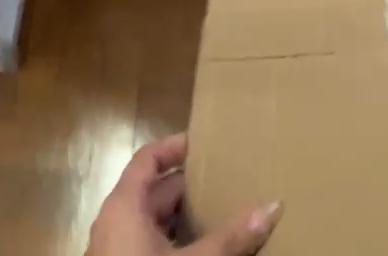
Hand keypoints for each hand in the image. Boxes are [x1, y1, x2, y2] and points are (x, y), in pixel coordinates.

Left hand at [87, 134, 281, 255]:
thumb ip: (232, 237)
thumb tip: (273, 205)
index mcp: (123, 206)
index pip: (147, 159)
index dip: (174, 147)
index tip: (204, 143)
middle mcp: (115, 224)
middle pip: (154, 192)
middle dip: (189, 187)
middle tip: (226, 180)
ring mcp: (116, 253)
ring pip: (153, 223)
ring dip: (185, 218)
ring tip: (222, 213)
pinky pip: (150, 247)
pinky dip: (176, 242)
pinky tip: (205, 251)